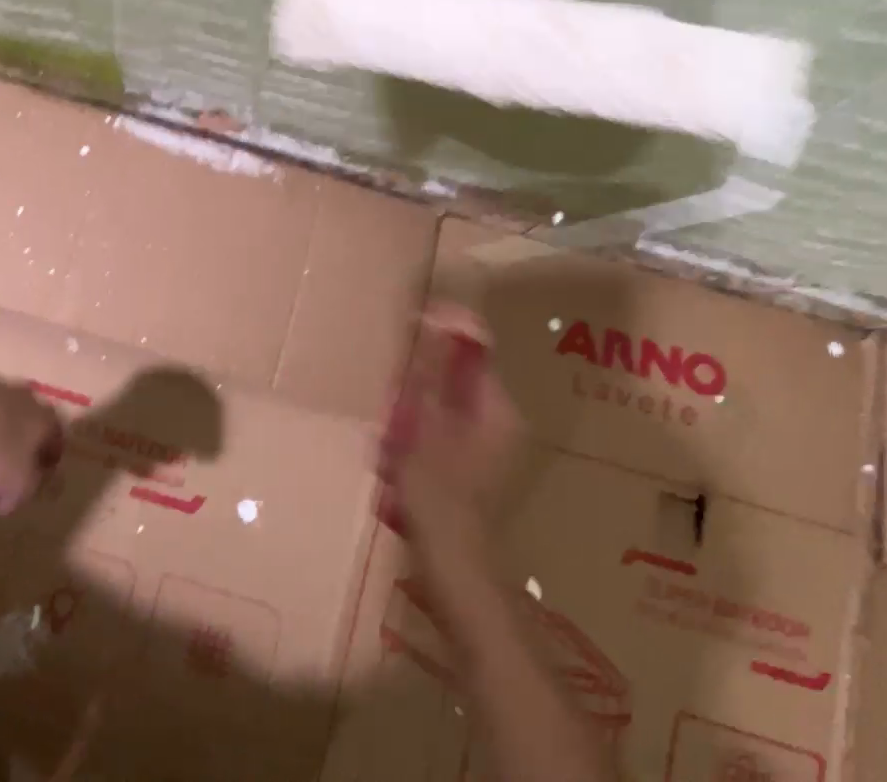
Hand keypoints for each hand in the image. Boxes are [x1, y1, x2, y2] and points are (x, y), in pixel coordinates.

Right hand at [381, 303, 524, 560]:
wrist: (450, 568)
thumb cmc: (436, 495)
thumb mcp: (425, 424)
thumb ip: (432, 370)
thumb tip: (440, 317)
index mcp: (497, 410)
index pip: (472, 353)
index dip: (437, 343)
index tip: (404, 347)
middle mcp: (499, 426)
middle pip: (449, 384)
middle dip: (412, 397)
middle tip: (390, 421)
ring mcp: (485, 452)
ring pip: (436, 413)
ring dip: (406, 426)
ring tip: (388, 455)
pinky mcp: (467, 474)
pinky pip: (434, 441)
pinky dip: (411, 450)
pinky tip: (394, 474)